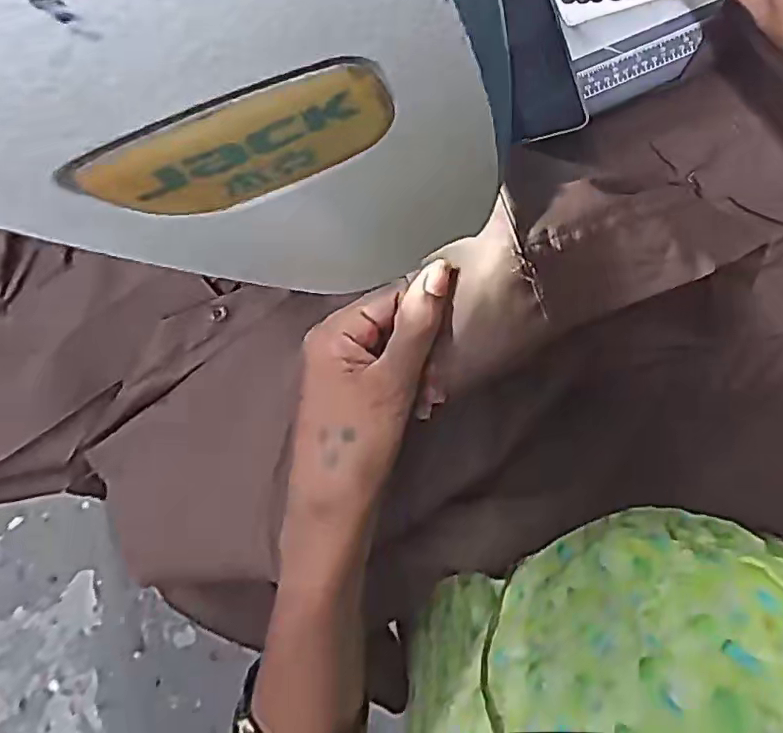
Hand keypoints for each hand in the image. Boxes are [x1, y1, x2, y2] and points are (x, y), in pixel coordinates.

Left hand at [286, 260, 453, 532]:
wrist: (332, 513)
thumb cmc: (360, 444)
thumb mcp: (394, 379)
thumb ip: (418, 323)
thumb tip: (440, 269)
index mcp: (334, 329)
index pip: (395, 295)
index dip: (428, 313)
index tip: (450, 341)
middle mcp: (332, 339)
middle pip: (396, 318)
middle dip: (424, 346)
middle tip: (436, 380)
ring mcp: (339, 365)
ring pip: (397, 345)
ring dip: (421, 366)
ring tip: (430, 397)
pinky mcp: (350, 388)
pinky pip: (388, 366)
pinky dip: (410, 381)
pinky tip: (421, 404)